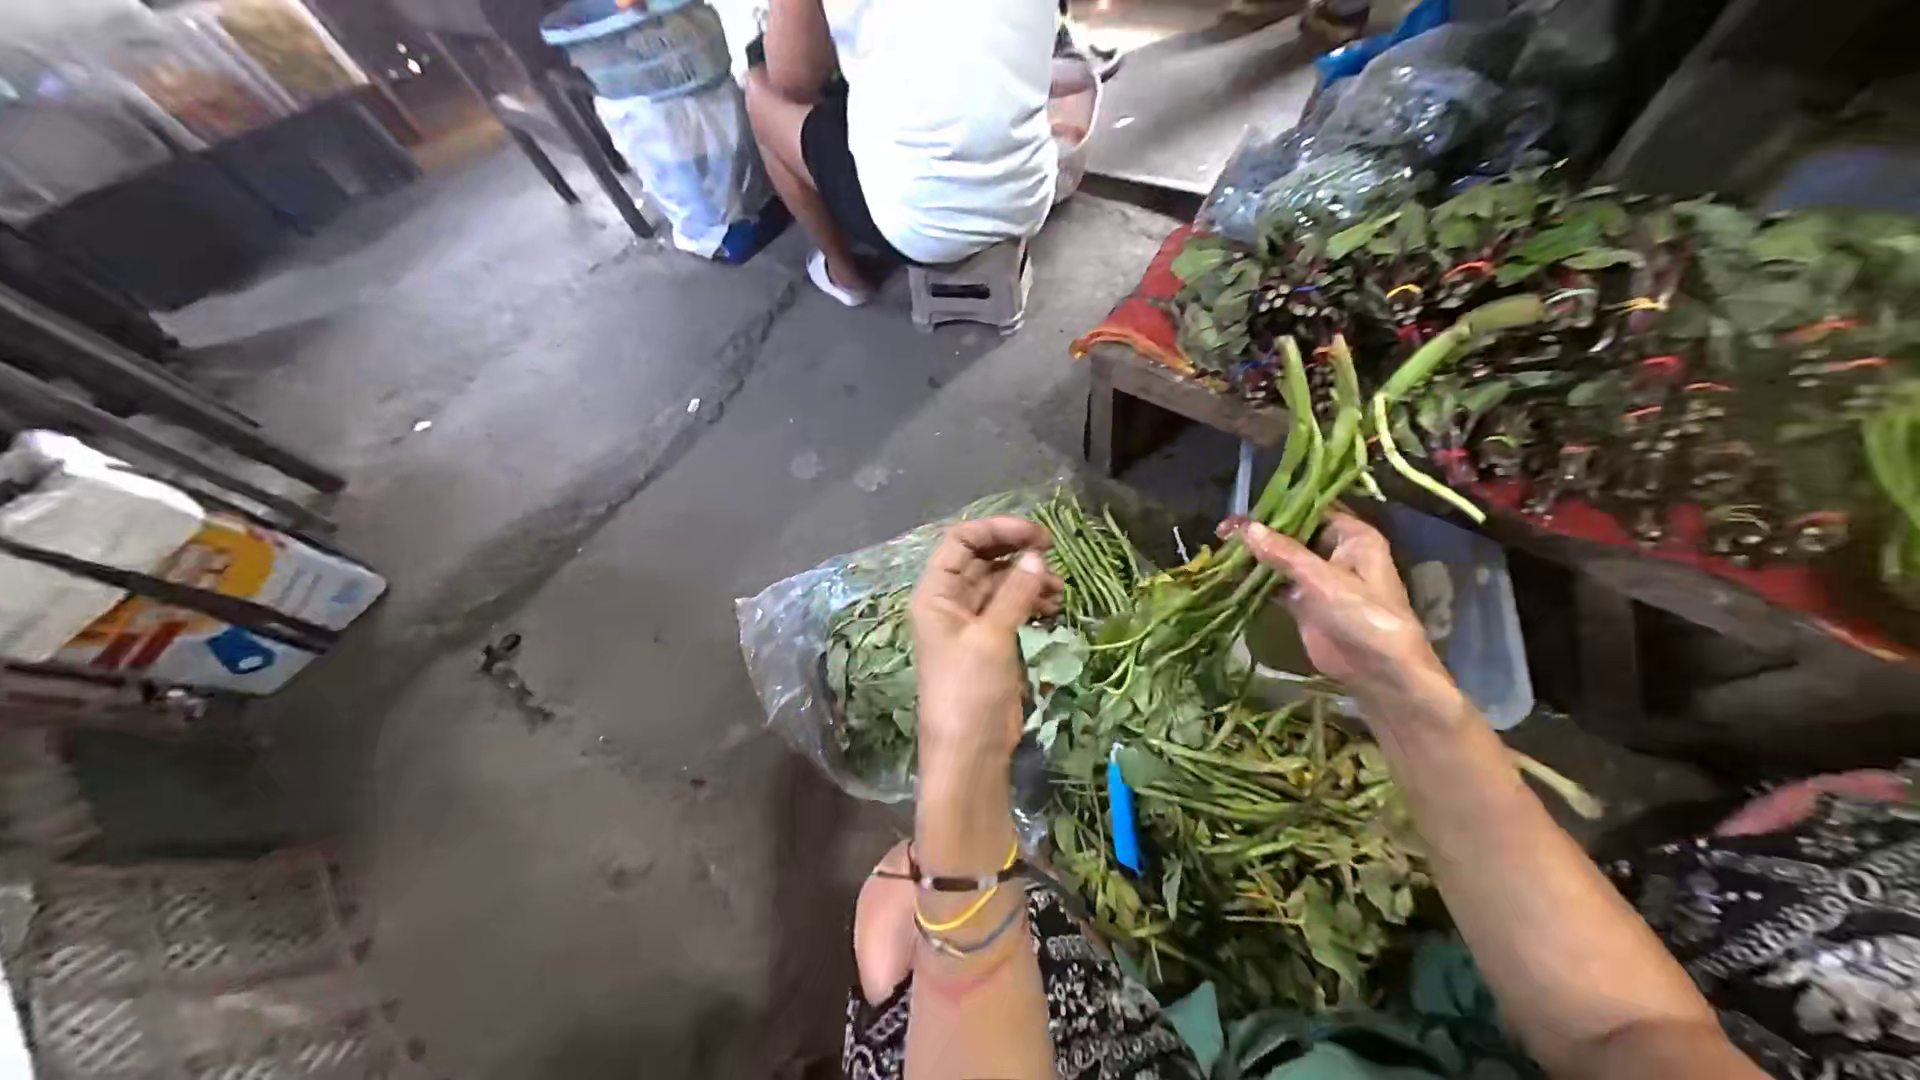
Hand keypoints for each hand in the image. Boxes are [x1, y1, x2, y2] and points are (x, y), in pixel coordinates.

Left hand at [909, 517, 1062, 774]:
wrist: (970, 751)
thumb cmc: (969, 690)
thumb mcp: (992, 637)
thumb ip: (1015, 593)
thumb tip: (1037, 556)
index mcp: (935, 594)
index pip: (961, 542)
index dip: (997, 530)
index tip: (1036, 535)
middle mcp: (949, 602)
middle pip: (982, 559)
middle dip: (1016, 552)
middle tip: (1052, 553)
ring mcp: (970, 622)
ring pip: (1000, 583)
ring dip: (1029, 579)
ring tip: (1058, 590)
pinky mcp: (990, 641)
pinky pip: (1010, 607)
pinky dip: (1030, 601)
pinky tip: (1052, 606)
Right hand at [1222, 512, 1457, 716]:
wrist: (1378, 672)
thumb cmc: (1364, 616)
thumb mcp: (1324, 580)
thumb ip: (1283, 553)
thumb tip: (1245, 528)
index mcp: (1353, 537)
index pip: (1311, 510)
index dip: (1278, 508)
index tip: (1242, 512)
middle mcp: (1336, 552)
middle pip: (1292, 534)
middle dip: (1259, 533)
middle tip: (1223, 532)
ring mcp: (1318, 578)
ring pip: (1280, 559)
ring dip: (1254, 556)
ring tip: (1221, 551)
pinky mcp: (1304, 601)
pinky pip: (1275, 584)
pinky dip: (1255, 580)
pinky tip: (1230, 574)